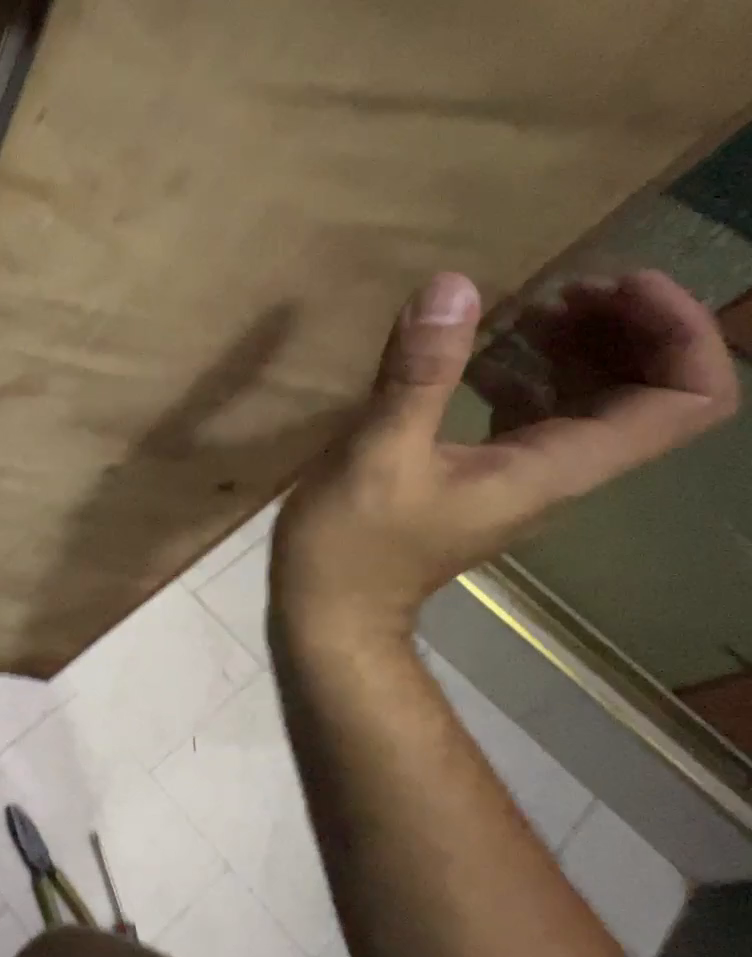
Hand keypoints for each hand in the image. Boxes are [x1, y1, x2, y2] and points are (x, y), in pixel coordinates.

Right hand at [275, 270, 737, 633]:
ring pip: (591, 403)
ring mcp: (519, 479)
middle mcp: (558, 472)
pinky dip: (524, 376)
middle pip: (647, 393)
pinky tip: (477, 356)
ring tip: (526, 306)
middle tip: (563, 286)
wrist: (330, 612)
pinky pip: (534, 417)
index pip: (684, 399)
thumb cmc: (353, 544)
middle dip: (624, 329)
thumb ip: (418, 375)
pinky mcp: (479, 480)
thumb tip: (452, 287)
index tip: (615, 285)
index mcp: (556, 468)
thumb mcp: (378, 454)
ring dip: (576, 348)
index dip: (676, 332)